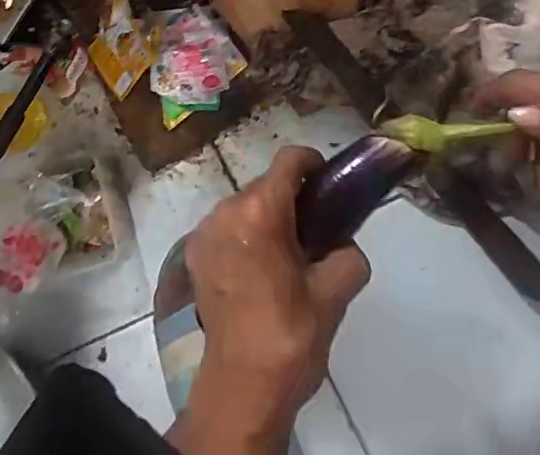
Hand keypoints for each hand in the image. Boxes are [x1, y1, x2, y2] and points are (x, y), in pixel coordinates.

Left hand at [174, 147, 369, 453]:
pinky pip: (224, 228)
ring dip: (265, 220)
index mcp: (260, 212)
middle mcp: (225, 209)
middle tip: (315, 230)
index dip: (311, 163)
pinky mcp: (192, 250)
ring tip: (287, 256)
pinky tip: (258, 270)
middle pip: (264, 187)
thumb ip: (346, 256)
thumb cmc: (292, 333)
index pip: (288, 161)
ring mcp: (204, 229)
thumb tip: (342, 243)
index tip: (328, 180)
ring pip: (242, 207)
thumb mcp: (334, 294)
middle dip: (291, 200)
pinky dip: (243, 236)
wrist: (243, 378)